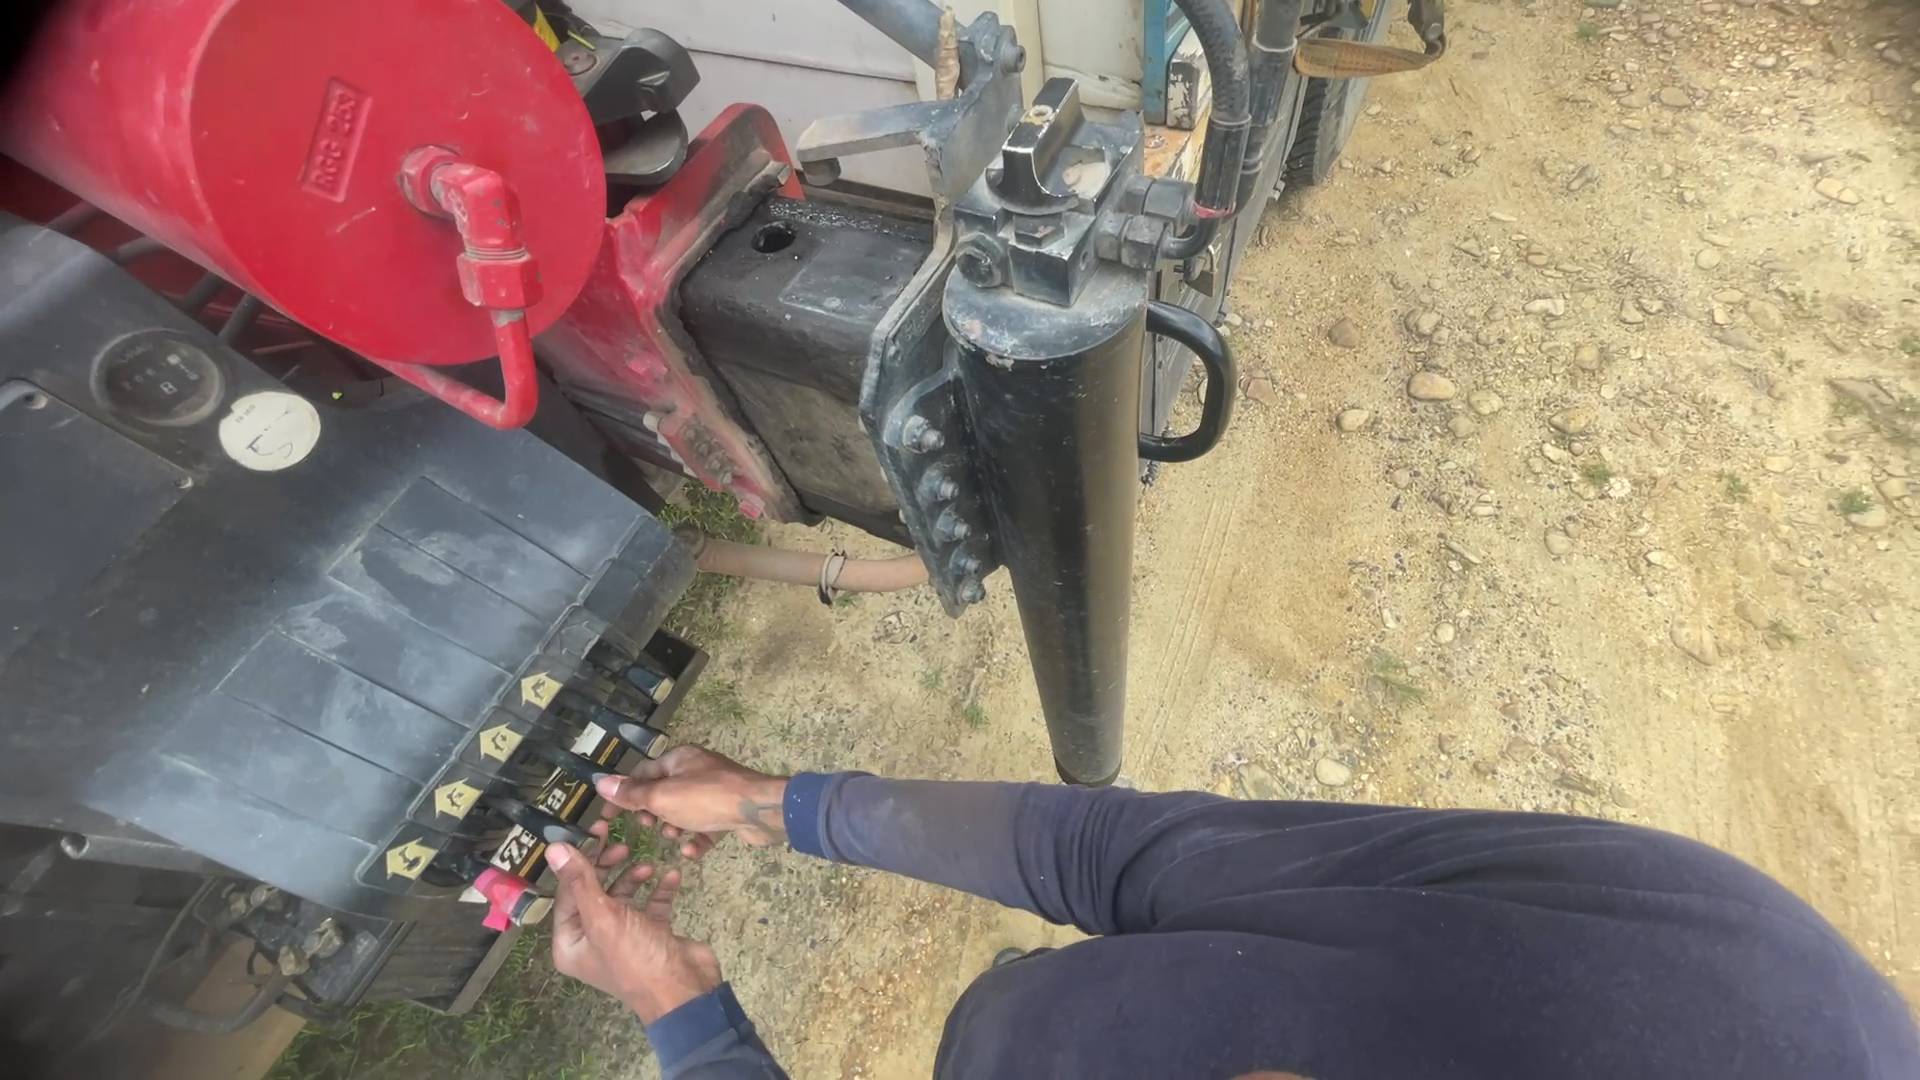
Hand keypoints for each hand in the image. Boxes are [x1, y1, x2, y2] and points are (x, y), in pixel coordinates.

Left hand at [544, 822, 721, 1024]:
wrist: (682, 987)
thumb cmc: (635, 955)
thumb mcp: (604, 916)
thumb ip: (582, 880)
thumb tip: (554, 848)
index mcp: (572, 941)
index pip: (568, 892)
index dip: (580, 860)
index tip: (596, 830)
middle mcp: (594, 938)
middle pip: (595, 891)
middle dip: (607, 866)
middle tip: (621, 843)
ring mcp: (624, 936)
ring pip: (623, 895)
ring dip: (634, 876)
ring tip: (647, 865)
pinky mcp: (652, 932)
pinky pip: (651, 903)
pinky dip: (660, 888)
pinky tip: (671, 876)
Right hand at [596, 745, 790, 846]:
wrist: (758, 810)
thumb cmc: (706, 798)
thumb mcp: (663, 796)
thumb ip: (633, 793)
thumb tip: (602, 781)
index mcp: (681, 758)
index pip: (642, 773)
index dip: (624, 795)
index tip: (608, 818)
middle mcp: (697, 769)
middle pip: (663, 792)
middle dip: (653, 812)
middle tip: (650, 825)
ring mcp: (715, 790)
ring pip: (683, 811)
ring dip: (674, 826)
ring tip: (674, 836)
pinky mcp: (728, 811)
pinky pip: (704, 826)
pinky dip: (696, 839)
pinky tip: (693, 851)